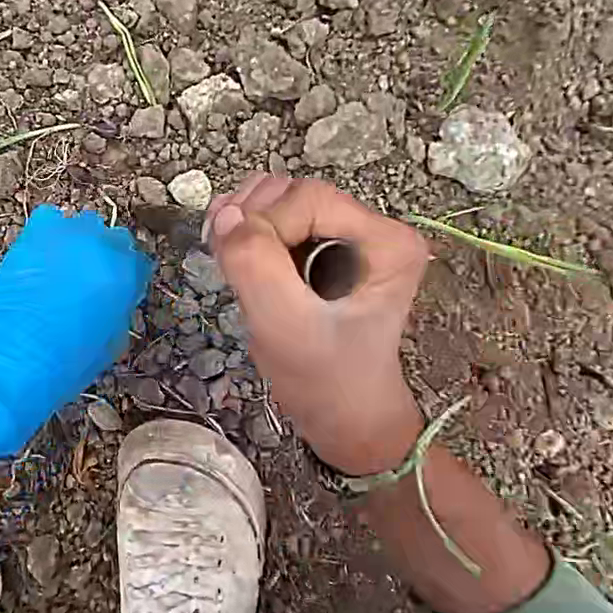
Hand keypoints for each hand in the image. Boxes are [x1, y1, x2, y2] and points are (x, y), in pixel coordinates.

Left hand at [0, 206, 151, 467]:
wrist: (14, 355)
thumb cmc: (68, 359)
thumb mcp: (113, 343)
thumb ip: (121, 311)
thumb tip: (116, 300)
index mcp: (127, 273)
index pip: (140, 262)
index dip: (128, 277)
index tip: (118, 289)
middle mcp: (103, 245)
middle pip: (115, 238)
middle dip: (107, 256)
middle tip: (91, 279)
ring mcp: (70, 233)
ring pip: (85, 224)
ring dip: (80, 241)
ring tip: (65, 265)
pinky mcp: (37, 230)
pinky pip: (51, 219)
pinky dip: (50, 231)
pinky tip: (43, 253)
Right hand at [208, 176, 430, 473]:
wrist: (343, 418)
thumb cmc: (326, 382)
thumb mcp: (286, 329)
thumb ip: (256, 266)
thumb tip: (225, 213)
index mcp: (387, 241)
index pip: (309, 199)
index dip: (265, 226)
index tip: (243, 272)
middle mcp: (372, 227)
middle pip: (292, 193)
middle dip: (250, 221)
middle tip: (226, 263)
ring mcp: (346, 234)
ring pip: (278, 199)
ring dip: (242, 223)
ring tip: (231, 264)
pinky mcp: (322, 245)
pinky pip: (274, 217)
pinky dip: (245, 231)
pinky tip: (235, 259)